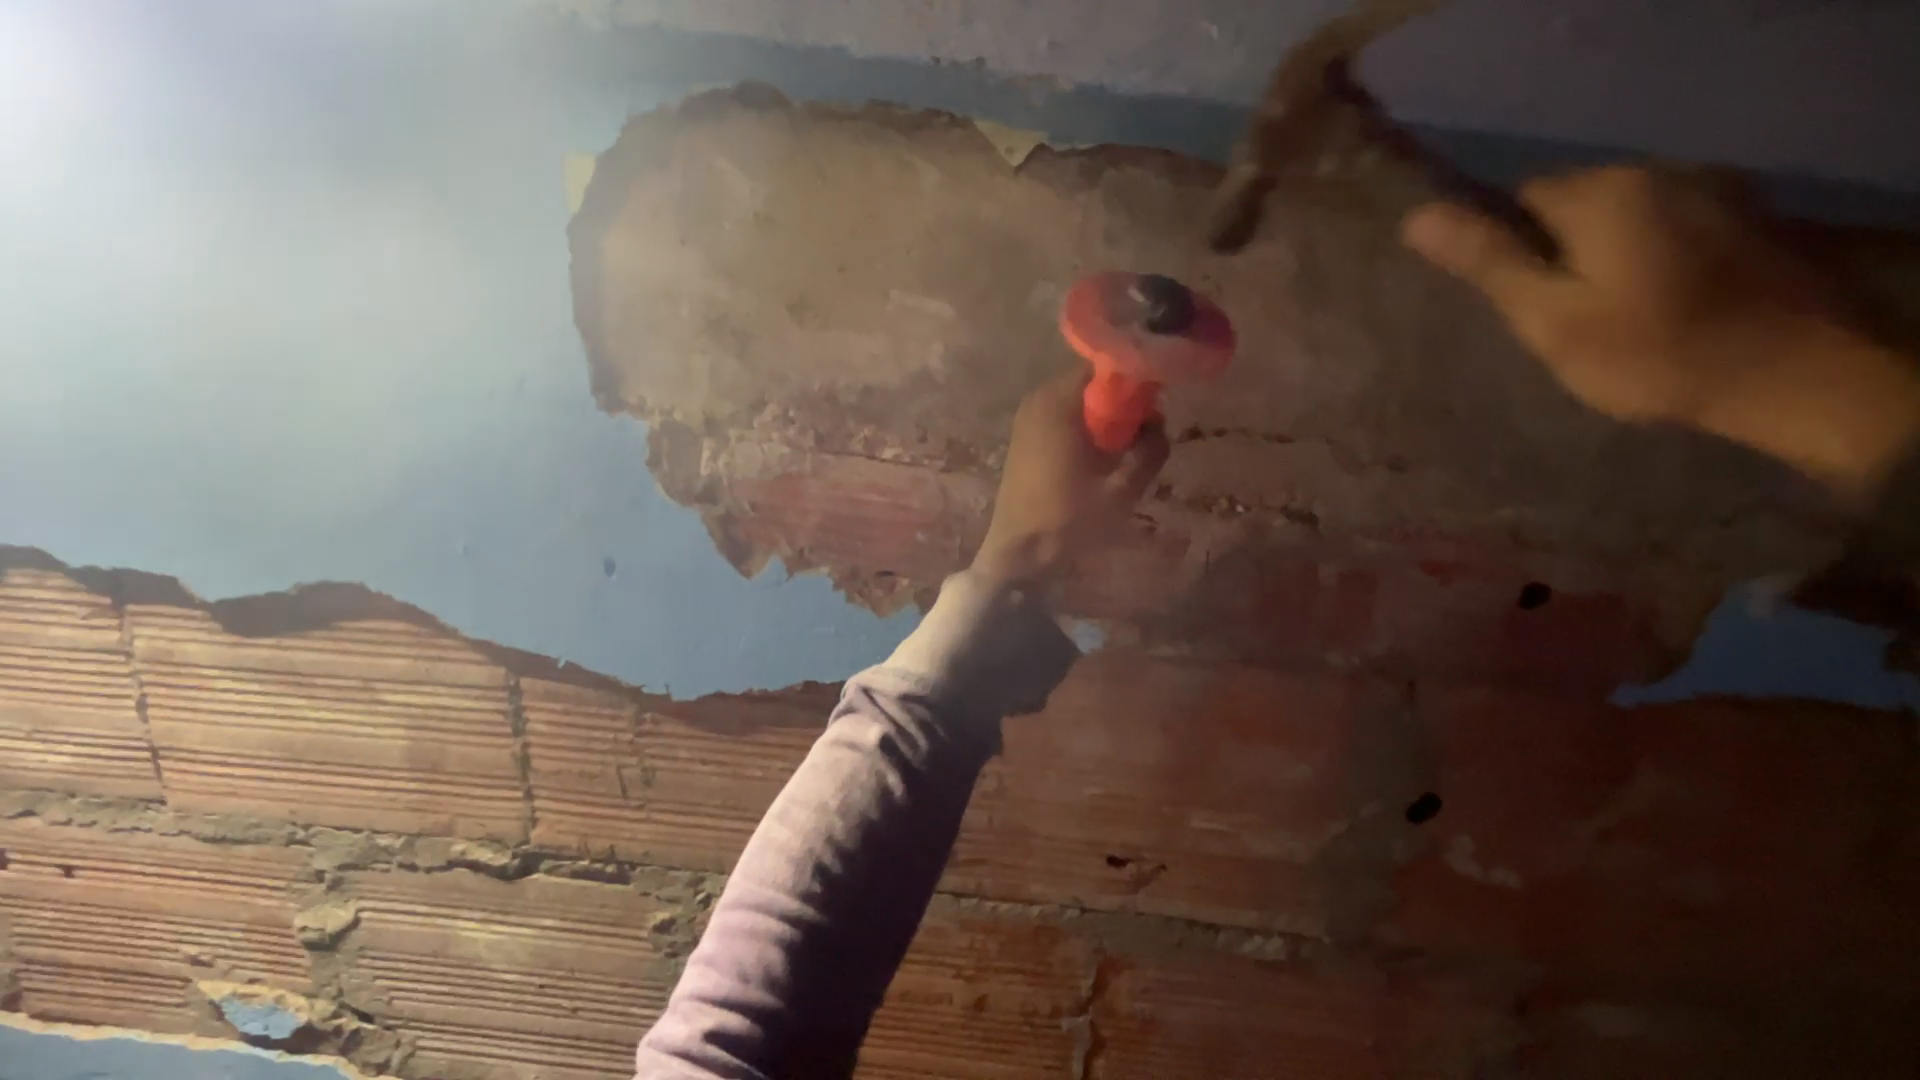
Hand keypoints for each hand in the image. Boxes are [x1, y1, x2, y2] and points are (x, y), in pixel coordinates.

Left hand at [972, 370, 1169, 588]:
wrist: (1018, 554)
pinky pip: (1062, 419)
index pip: (1106, 367)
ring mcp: (1027, 418)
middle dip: (1121, 404)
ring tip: (1123, 452)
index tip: (1157, 406)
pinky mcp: (1023, 439)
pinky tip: (1098, 461)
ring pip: (1078, 403)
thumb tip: (1159, 426)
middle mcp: (1039, 399)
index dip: (1136, 382)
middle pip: (1092, 385)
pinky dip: (1084, 430)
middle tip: (1144, 435)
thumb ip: (1150, 450)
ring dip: (1104, 420)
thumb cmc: (1069, 520)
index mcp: (1059, 402)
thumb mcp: (1122, 488)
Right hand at [1402, 166, 1919, 498]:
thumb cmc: (1655, 355)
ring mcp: (1716, 191)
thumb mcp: (1552, 319)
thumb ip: (1489, 263)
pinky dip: (1651, 259)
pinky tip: (1662, 305)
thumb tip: (1416, 217)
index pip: (1519, 198)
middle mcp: (1662, 172)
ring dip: (1604, 257)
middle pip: (1572, 205)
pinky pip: (1670, 228)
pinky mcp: (1750, 219)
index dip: (1505, 251)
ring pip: (1623, 218)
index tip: (1516, 302)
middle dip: (1555, 254)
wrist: (1802, 377)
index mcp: (1605, 193)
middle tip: (1559, 321)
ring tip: (1610, 318)